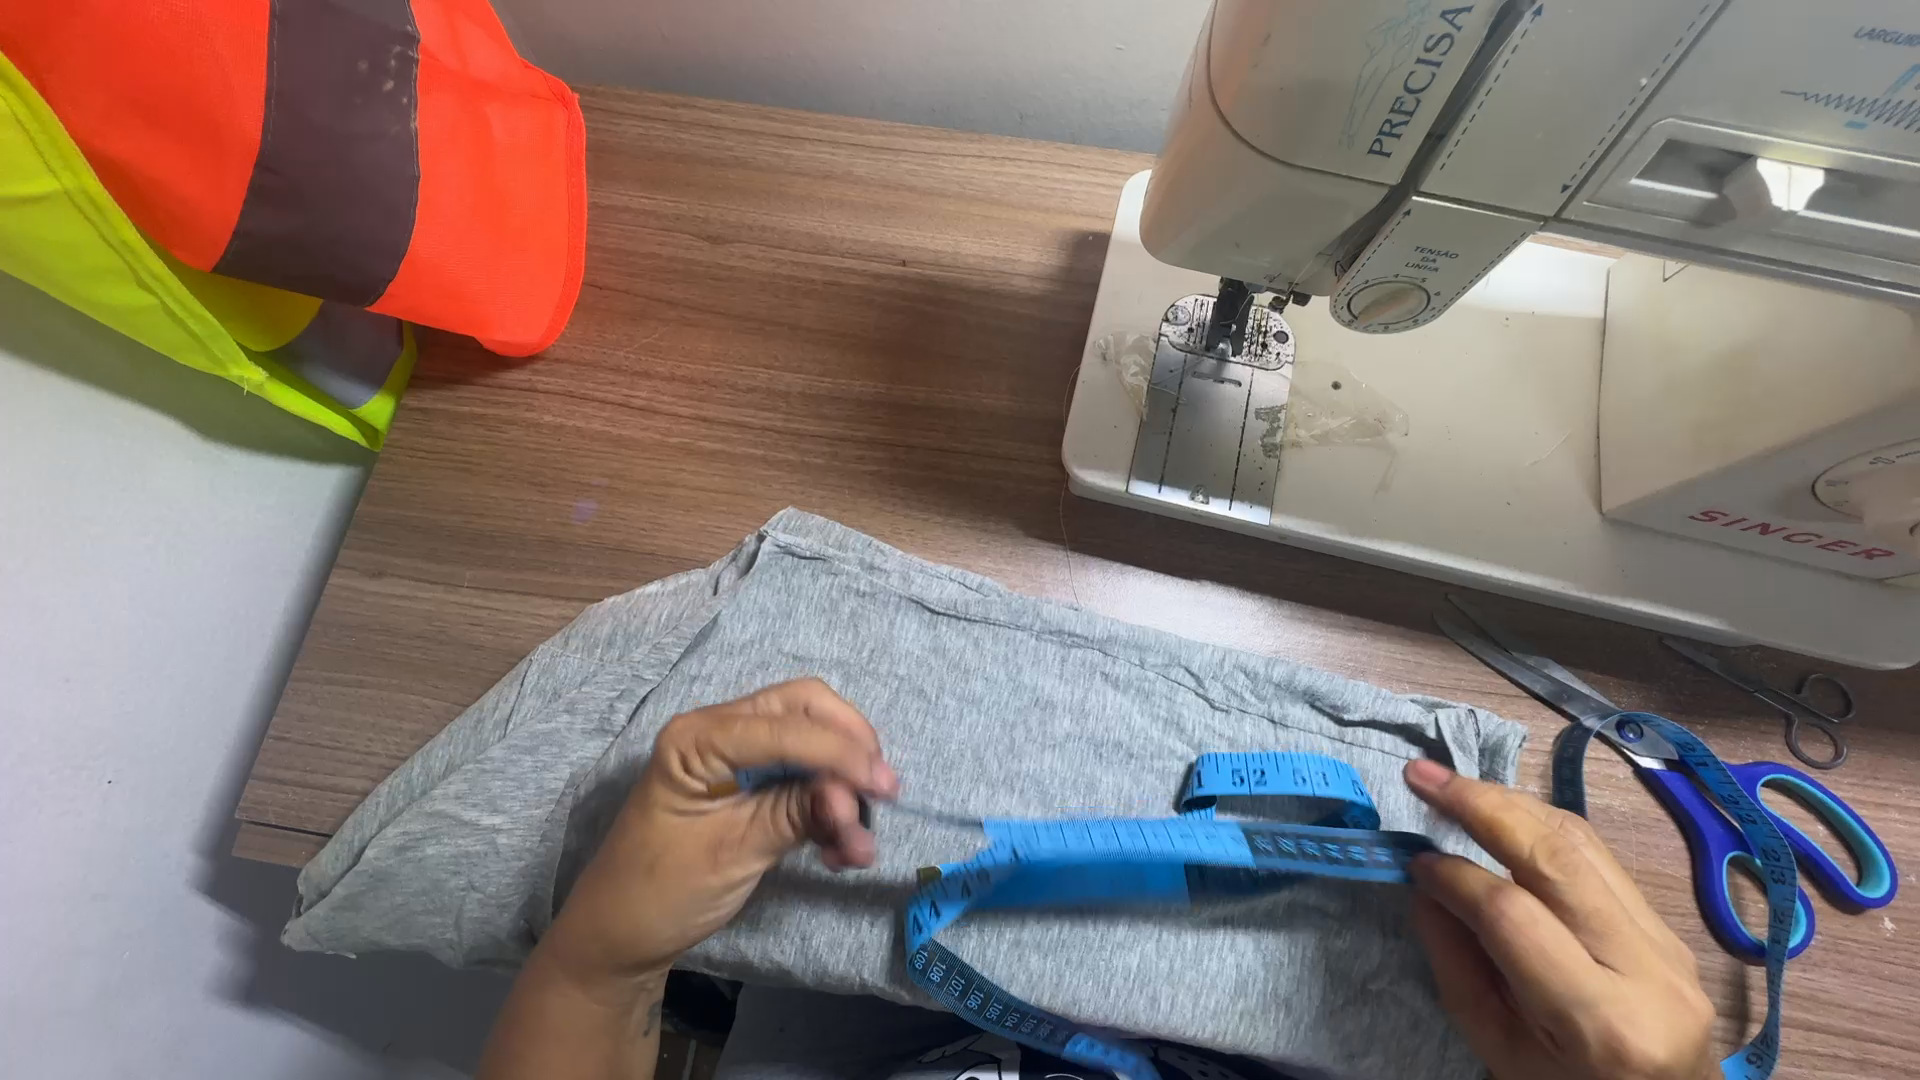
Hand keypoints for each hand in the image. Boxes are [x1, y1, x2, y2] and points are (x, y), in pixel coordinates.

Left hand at [540, 678, 898, 989]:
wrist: (619, 938)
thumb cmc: (660, 892)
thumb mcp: (731, 854)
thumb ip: (794, 815)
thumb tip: (853, 797)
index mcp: (699, 736)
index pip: (785, 725)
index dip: (839, 751)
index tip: (882, 786)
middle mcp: (721, 729)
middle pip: (805, 708)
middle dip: (849, 746)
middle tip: (882, 790)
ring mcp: (739, 752)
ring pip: (813, 738)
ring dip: (844, 783)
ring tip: (858, 844)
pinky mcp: (754, 779)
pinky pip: (806, 774)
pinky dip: (831, 803)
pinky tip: (842, 847)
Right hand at [1403, 759, 1717, 1079]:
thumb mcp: (1491, 1040)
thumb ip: (1452, 955)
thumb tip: (1424, 878)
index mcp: (1600, 1020)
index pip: (1510, 913)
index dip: (1452, 876)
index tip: (1411, 863)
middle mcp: (1648, 971)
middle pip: (1556, 857)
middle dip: (1480, 804)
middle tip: (1420, 775)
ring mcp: (1667, 944)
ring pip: (1579, 841)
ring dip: (1507, 802)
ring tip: (1451, 785)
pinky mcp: (1665, 926)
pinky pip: (1594, 853)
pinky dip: (1536, 821)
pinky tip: (1497, 811)